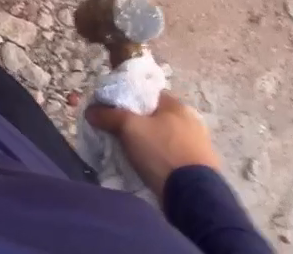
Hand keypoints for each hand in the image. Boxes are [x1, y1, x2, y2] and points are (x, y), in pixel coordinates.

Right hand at [85, 90, 223, 198]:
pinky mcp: (202, 169)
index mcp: (177, 105)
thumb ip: (109, 115)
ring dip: (150, 144)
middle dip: (139, 124)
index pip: (147, 94)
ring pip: (165, 138)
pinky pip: (174, 157)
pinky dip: (161, 160)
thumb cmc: (161, 152)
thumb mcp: (128, 127)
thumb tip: (90, 111)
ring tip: (133, 154)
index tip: (113, 111)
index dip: (128, 100)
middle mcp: (191, 121)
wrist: (194, 197)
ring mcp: (200, 146)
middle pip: (156, 117)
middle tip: (120, 134)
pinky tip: (150, 168)